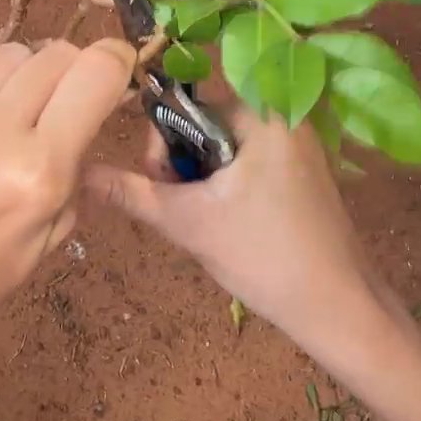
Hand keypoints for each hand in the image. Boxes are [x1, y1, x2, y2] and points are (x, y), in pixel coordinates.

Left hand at [0, 39, 135, 358]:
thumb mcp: (53, 231)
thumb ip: (78, 159)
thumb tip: (93, 99)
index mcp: (37, 171)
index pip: (94, 73)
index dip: (115, 61)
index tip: (116, 65)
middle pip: (53, 54)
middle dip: (70, 71)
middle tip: (61, 100)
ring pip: (7, 56)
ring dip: (22, 78)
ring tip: (7, 118)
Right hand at [85, 110, 375, 344]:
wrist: (342, 312)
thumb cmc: (265, 257)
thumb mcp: (187, 222)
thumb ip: (130, 192)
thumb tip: (78, 172)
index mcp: (261, 112)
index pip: (182, 107)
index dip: (161, 147)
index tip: (166, 190)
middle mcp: (282, 115)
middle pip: (200, 126)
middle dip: (182, 168)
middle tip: (188, 213)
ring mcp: (297, 142)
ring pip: (220, 147)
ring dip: (202, 181)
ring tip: (209, 222)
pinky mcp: (302, 168)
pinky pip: (245, 160)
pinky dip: (226, 186)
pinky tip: (231, 222)